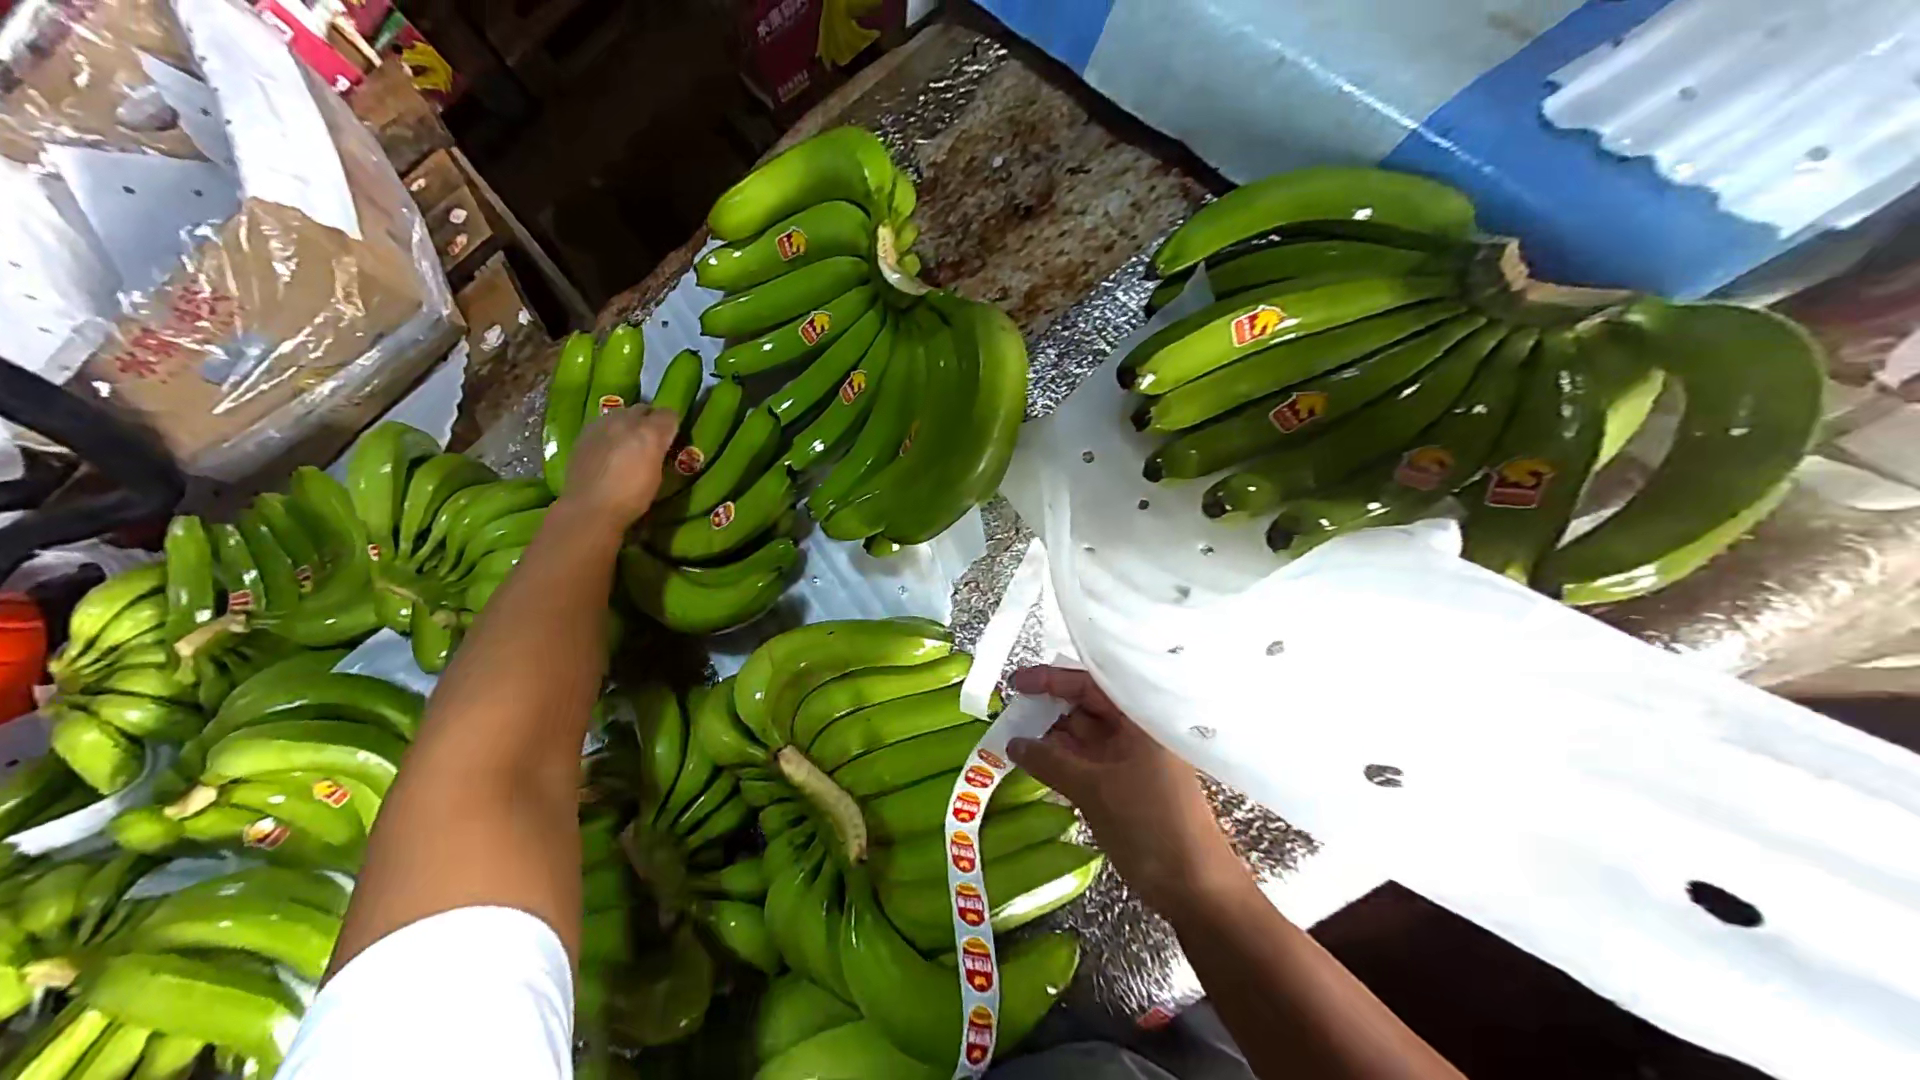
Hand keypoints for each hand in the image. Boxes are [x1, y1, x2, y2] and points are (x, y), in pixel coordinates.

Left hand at [560, 405, 678, 529]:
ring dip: (628, 423)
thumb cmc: (632, 497)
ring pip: (621, 414)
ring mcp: (602, 425)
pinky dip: (610, 431)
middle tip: (650, 439)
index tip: (672, 437)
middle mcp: (626, 421)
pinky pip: (603, 424)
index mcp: (650, 433)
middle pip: (643, 409)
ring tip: (627, 442)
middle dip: (649, 420)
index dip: (672, 425)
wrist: (590, 508)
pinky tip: (608, 449)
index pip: (669, 414)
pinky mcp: (584, 433)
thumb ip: (660, 451)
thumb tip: (660, 444)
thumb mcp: (658, 475)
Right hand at [1008, 665, 1245, 918]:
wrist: (1195, 887)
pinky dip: (1062, 758)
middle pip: (1087, 705)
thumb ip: (1050, 760)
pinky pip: (1087, 759)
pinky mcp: (1124, 783)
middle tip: (1011, 710)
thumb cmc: (1150, 824)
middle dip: (1049, 705)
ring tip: (1014, 733)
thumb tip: (1012, 742)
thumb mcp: (1094, 789)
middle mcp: (1137, 730)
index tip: (1016, 683)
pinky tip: (1035, 759)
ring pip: (1085, 734)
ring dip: (1052, 734)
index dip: (1052, 679)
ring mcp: (1131, 758)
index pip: (1091, 683)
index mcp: (1140, 718)